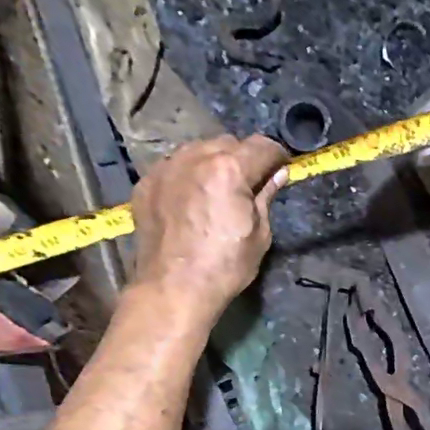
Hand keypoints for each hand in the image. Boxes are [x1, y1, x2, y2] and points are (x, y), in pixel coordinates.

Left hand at [128, 135, 288, 315]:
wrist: (175, 286)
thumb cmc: (227, 265)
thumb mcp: (260, 234)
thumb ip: (265, 196)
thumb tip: (277, 174)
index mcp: (229, 170)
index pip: (261, 146)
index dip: (277, 156)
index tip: (282, 168)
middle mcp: (195, 157)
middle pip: (228, 143)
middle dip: (244, 158)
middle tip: (251, 183)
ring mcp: (166, 167)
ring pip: (198, 150)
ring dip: (215, 163)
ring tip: (220, 190)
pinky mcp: (147, 181)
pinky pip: (175, 166)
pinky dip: (190, 175)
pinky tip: (194, 199)